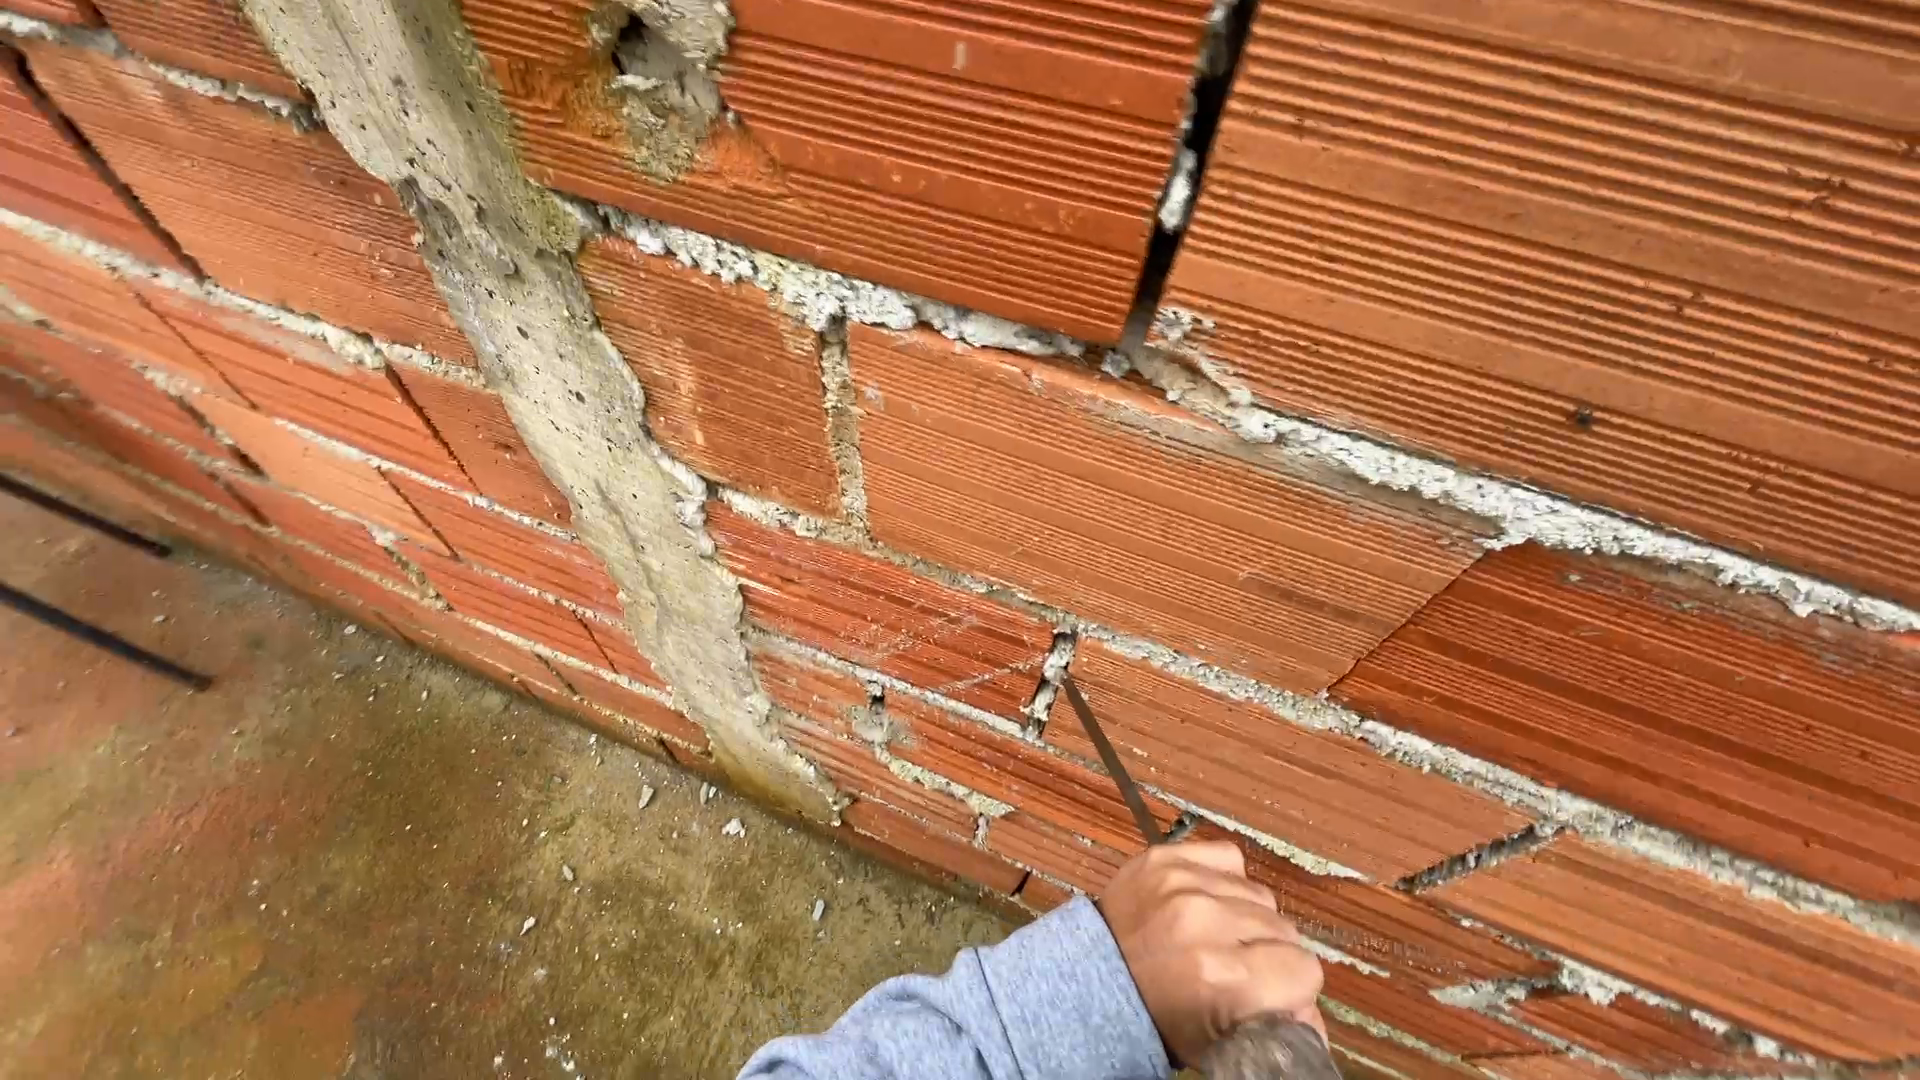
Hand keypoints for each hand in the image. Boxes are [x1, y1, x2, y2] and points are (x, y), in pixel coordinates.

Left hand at [1096, 841, 1325, 1066]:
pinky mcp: (1164, 856)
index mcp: (1223, 977)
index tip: (1271, 993)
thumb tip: (1312, 1008)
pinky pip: (1228, 857)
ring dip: (1248, 915)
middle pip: (1284, 928)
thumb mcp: (1222, 1039)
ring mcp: (1182, 881)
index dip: (1293, 986)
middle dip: (1271, 951)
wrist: (1092, 975)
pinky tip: (1207, 900)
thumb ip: (1279, 1023)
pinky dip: (1226, 879)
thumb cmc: (1159, 1014)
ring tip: (1219, 934)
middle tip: (1241, 966)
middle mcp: (1205, 921)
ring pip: (1259, 893)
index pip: (1305, 968)